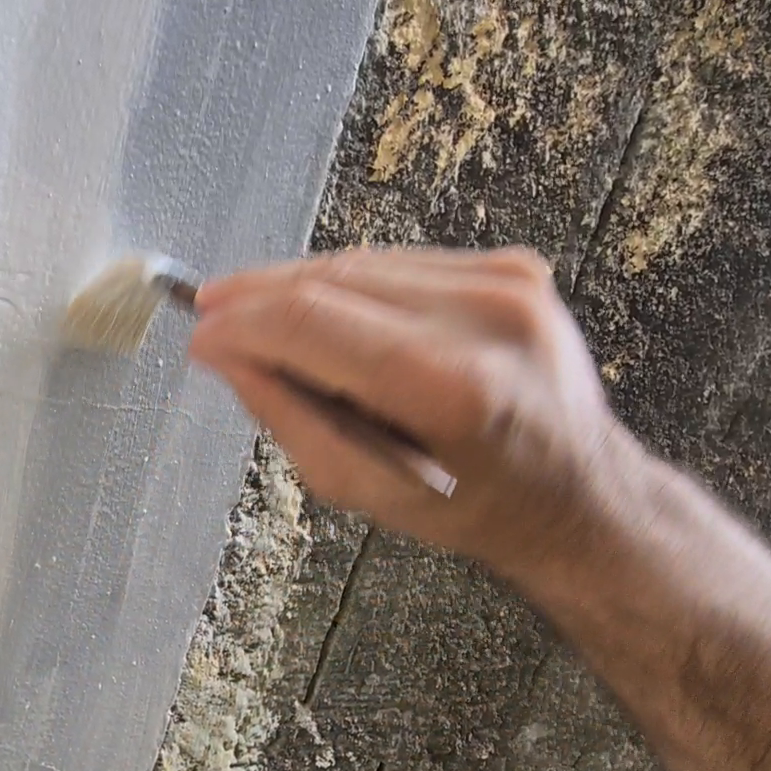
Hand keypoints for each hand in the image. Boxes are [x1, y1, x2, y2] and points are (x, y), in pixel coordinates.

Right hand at [189, 246, 649, 579]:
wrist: (572, 490)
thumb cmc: (465, 506)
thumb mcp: (358, 486)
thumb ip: (286, 414)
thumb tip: (225, 356)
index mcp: (449, 387)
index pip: (311, 322)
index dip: (241, 323)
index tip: (198, 337)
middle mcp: (484, 317)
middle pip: (330, 281)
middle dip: (255, 296)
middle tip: (207, 312)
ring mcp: (505, 281)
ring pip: (357, 264)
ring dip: (290, 287)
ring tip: (245, 311)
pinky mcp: (510, 266)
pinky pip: (392, 265)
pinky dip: (340, 285)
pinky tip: (310, 310)